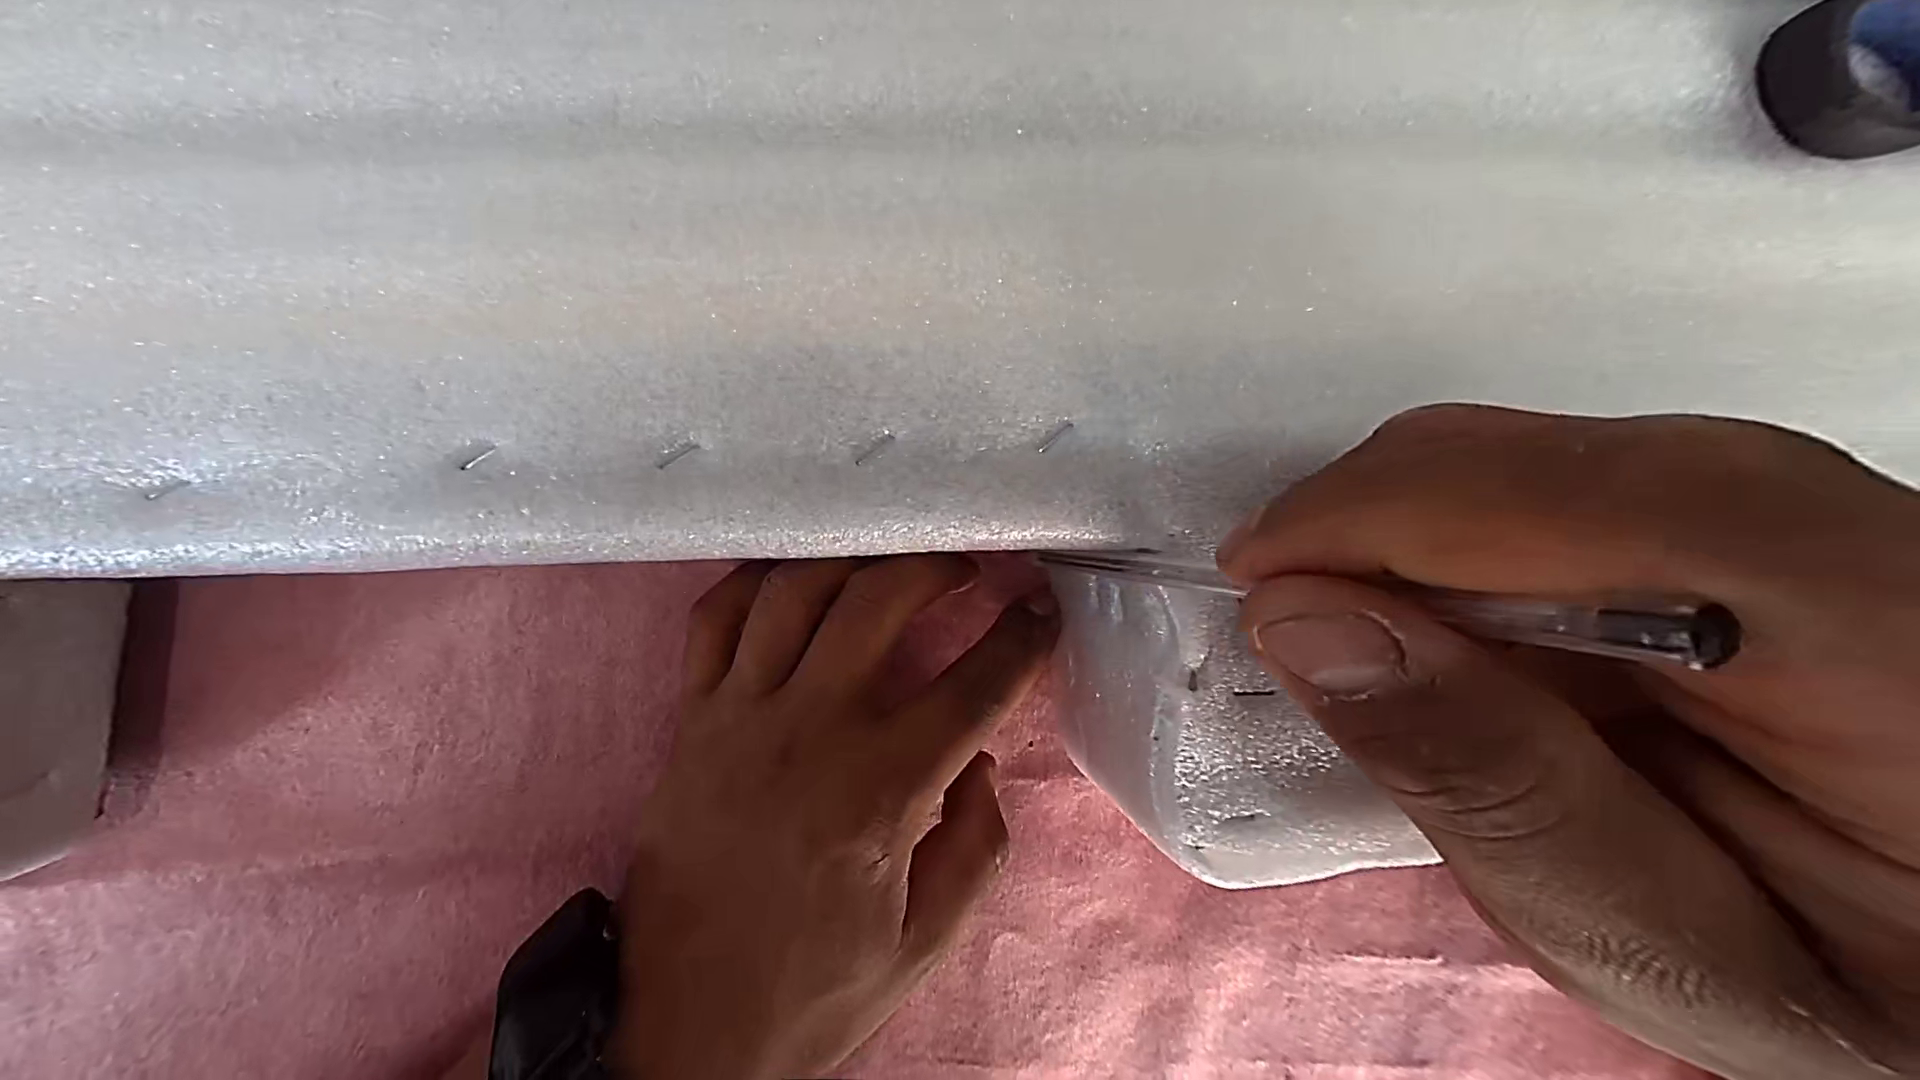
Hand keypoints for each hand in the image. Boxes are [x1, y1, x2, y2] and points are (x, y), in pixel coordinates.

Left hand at [605, 556, 1058, 1079]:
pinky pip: (714, 619)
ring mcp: (741, 714)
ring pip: (797, 591)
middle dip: (936, 568)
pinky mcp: (691, 718)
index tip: (1041, 612)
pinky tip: (793, 577)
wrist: (679, 1027)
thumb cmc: (813, 986)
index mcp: (881, 789)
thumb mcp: (928, 938)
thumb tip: (976, 758)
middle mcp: (811, 730)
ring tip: (889, 562)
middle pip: (879, 601)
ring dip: (855, 560)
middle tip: (965, 569)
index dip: (1020, 640)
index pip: (974, 688)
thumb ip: (978, 841)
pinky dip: (755, 580)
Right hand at [1219, 405, 1919, 1078]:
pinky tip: (1422, 608)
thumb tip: (1298, 620)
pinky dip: (1425, 527)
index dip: (1365, 519)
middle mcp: (1843, 525)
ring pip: (1504, 449)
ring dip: (1382, 525)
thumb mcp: (1644, 937)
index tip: (1251, 582)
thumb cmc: (1818, 979)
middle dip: (1354, 519)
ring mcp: (1783, 494)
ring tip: (1346, 619)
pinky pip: (1519, 470)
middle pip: (1518, 456)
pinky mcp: (1721, 499)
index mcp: (1889, 647)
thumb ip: (1479, 776)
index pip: (1568, 505)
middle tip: (1284, 612)